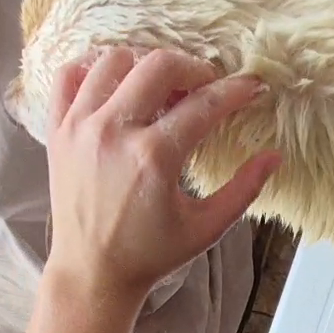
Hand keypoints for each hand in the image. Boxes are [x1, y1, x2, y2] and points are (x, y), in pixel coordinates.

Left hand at [23, 47, 281, 332]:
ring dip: (146, 65)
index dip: (235, 91)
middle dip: (193, 68)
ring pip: (115, 60)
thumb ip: (244, 191)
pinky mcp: (59, 129)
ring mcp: (81, 126)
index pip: (204, 104)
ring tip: (163, 88)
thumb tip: (274, 156)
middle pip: (159, 65)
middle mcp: (114, 132)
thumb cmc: (151, 255)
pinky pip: (71, 75)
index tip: (252, 88)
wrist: (94, 273)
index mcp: (154, 158)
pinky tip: (118, 88)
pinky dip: (95, 70)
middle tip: (207, 86)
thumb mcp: (206, 228)